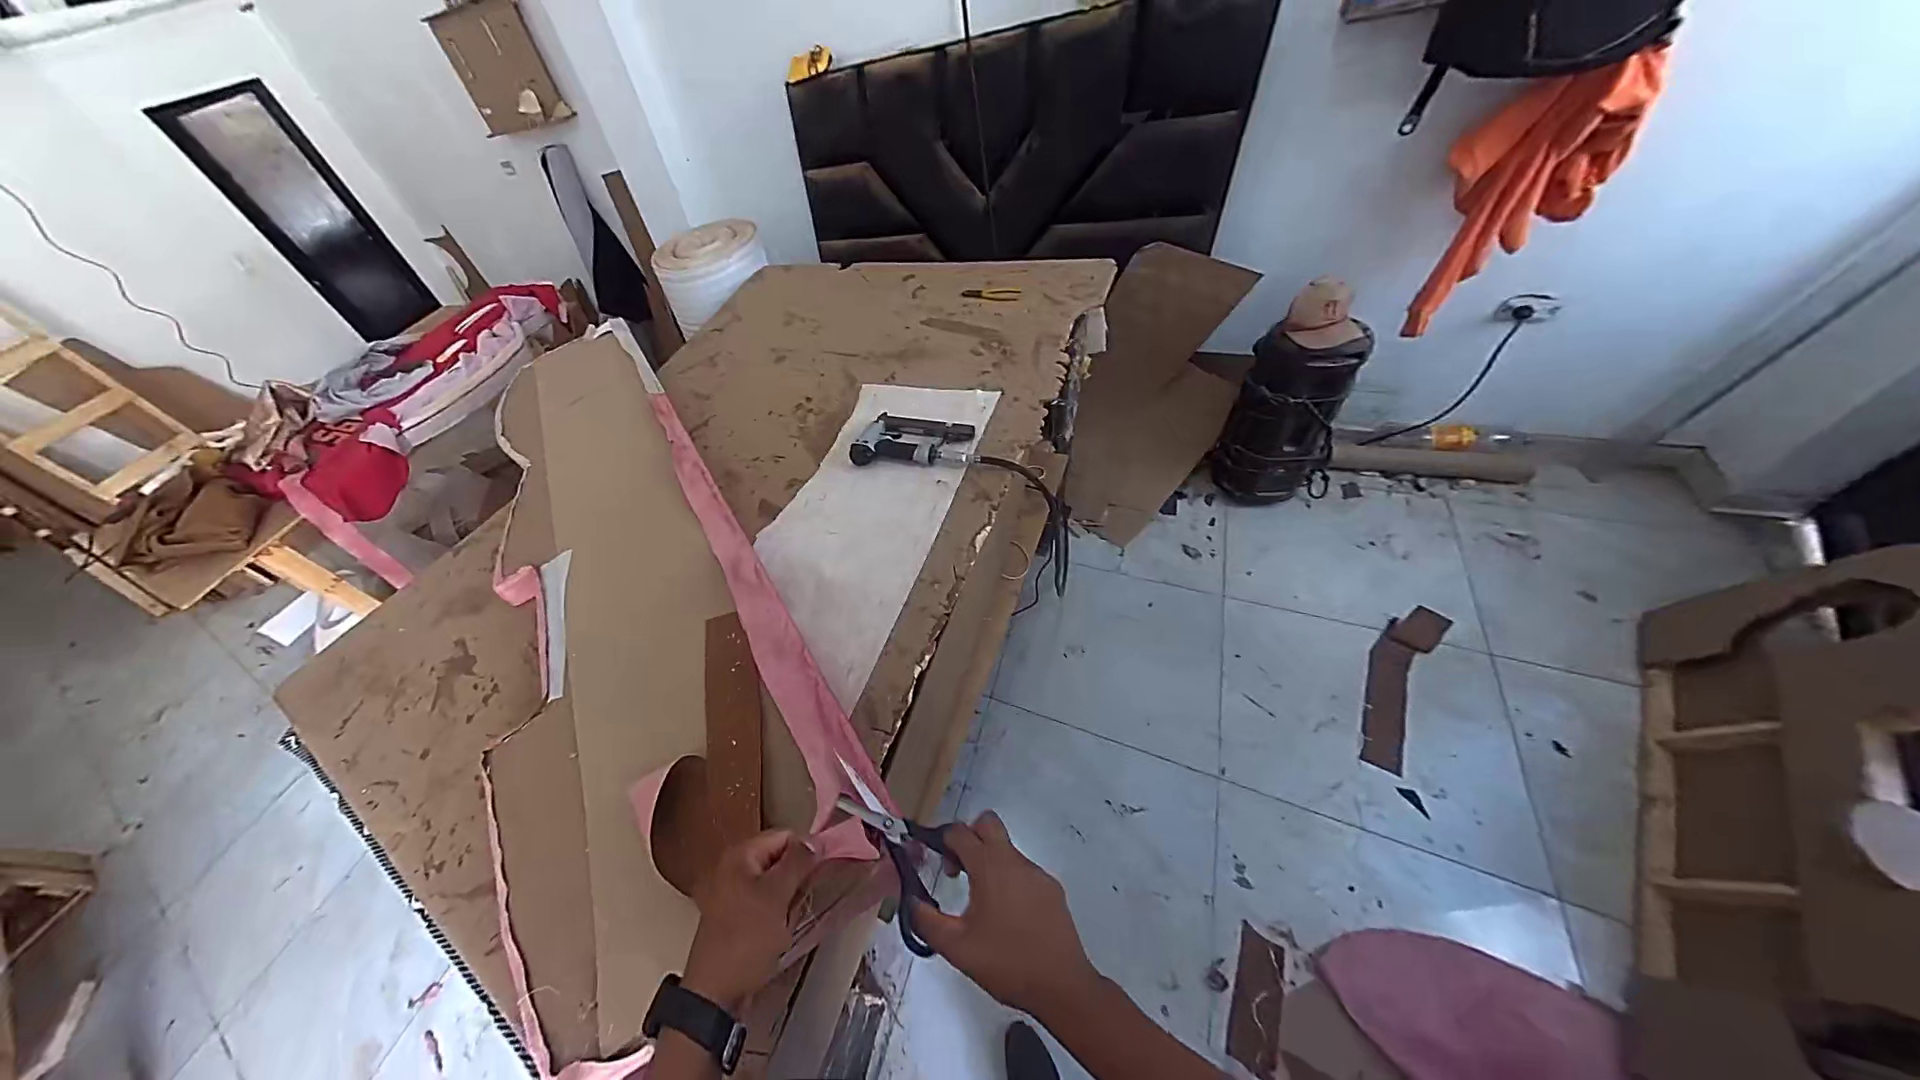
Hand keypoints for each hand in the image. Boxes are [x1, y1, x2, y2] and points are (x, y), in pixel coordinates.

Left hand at [681, 829, 817, 1011]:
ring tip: (793, 913)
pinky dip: (777, 907)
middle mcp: (731, 867)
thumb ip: (798, 862)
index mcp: (739, 855)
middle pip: (778, 856)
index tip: (822, 870)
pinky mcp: (733, 915)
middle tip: (806, 894)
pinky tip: (781, 926)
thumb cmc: (747, 939)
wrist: (714, 995)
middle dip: (797, 874)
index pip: (784, 835)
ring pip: (773, 880)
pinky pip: (763, 899)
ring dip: (788, 893)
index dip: (807, 849)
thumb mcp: (777, 896)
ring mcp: (730, 892)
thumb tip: (815, 840)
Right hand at [910, 811, 1101, 1017]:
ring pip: (1006, 849)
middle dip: (969, 837)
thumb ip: (927, 921)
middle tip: (960, 870)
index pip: (960, 832)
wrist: (1061, 985)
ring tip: (982, 904)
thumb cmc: (1006, 963)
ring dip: (989, 862)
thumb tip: (912, 900)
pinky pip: (1023, 871)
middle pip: (988, 823)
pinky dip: (1009, 880)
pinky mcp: (1051, 888)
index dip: (943, 840)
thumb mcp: (957, 948)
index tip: (939, 864)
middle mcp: (1014, 860)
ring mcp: (1037, 872)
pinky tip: (1008, 917)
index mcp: (990, 867)